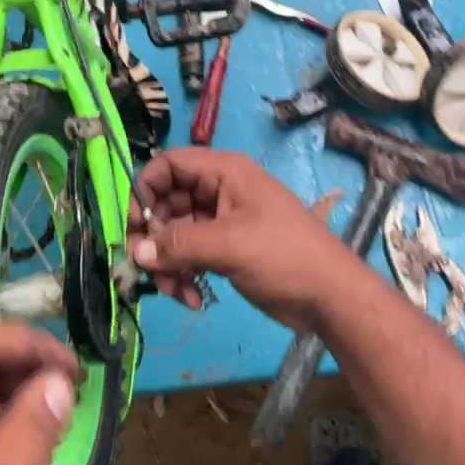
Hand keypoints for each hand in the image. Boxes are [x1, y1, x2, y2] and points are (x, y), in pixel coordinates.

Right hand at [127, 148, 357, 328]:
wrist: (331, 297)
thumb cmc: (284, 256)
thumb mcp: (230, 245)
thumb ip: (179, 245)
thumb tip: (135, 251)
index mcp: (224, 173)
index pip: (169, 166)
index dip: (145, 190)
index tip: (133, 225)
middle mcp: (219, 191)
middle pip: (167, 203)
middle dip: (155, 237)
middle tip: (145, 267)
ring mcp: (222, 222)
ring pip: (175, 234)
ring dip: (167, 263)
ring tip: (174, 291)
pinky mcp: (225, 250)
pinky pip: (190, 255)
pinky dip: (184, 275)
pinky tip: (192, 299)